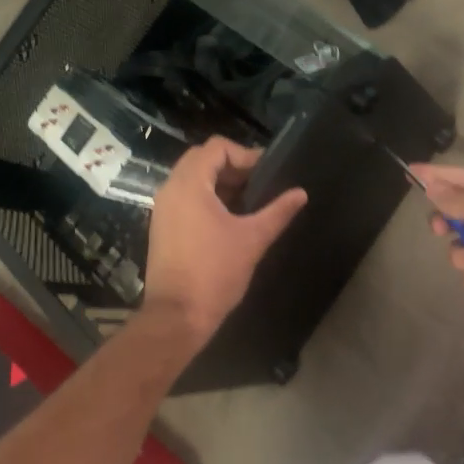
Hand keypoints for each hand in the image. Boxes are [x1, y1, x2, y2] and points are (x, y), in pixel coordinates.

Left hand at [143, 138, 306, 342]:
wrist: (177, 316)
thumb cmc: (215, 273)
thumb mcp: (253, 239)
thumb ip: (278, 212)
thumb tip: (301, 193)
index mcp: (190, 185)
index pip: (216, 148)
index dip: (245, 154)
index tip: (267, 172)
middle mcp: (170, 190)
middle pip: (202, 159)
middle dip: (232, 166)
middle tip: (260, 183)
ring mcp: (163, 209)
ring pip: (192, 179)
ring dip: (220, 182)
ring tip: (249, 200)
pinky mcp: (163, 227)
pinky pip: (185, 198)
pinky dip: (207, 198)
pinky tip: (230, 218)